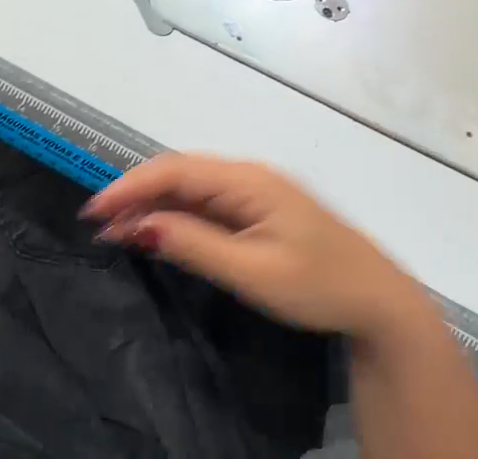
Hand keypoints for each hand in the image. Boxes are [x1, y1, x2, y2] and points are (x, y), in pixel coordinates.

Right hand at [82, 153, 427, 337]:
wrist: (383, 306)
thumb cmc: (320, 287)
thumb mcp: (253, 272)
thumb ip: (193, 245)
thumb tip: (138, 224)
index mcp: (247, 180)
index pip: (173, 171)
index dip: (129, 186)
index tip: (94, 210)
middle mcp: (246, 175)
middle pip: (176, 174)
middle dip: (133, 194)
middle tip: (98, 223)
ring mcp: (252, 192)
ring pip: (187, 187)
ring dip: (150, 204)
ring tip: (116, 229)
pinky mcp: (256, 211)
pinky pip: (203, 203)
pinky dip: (173, 215)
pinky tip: (155, 231)